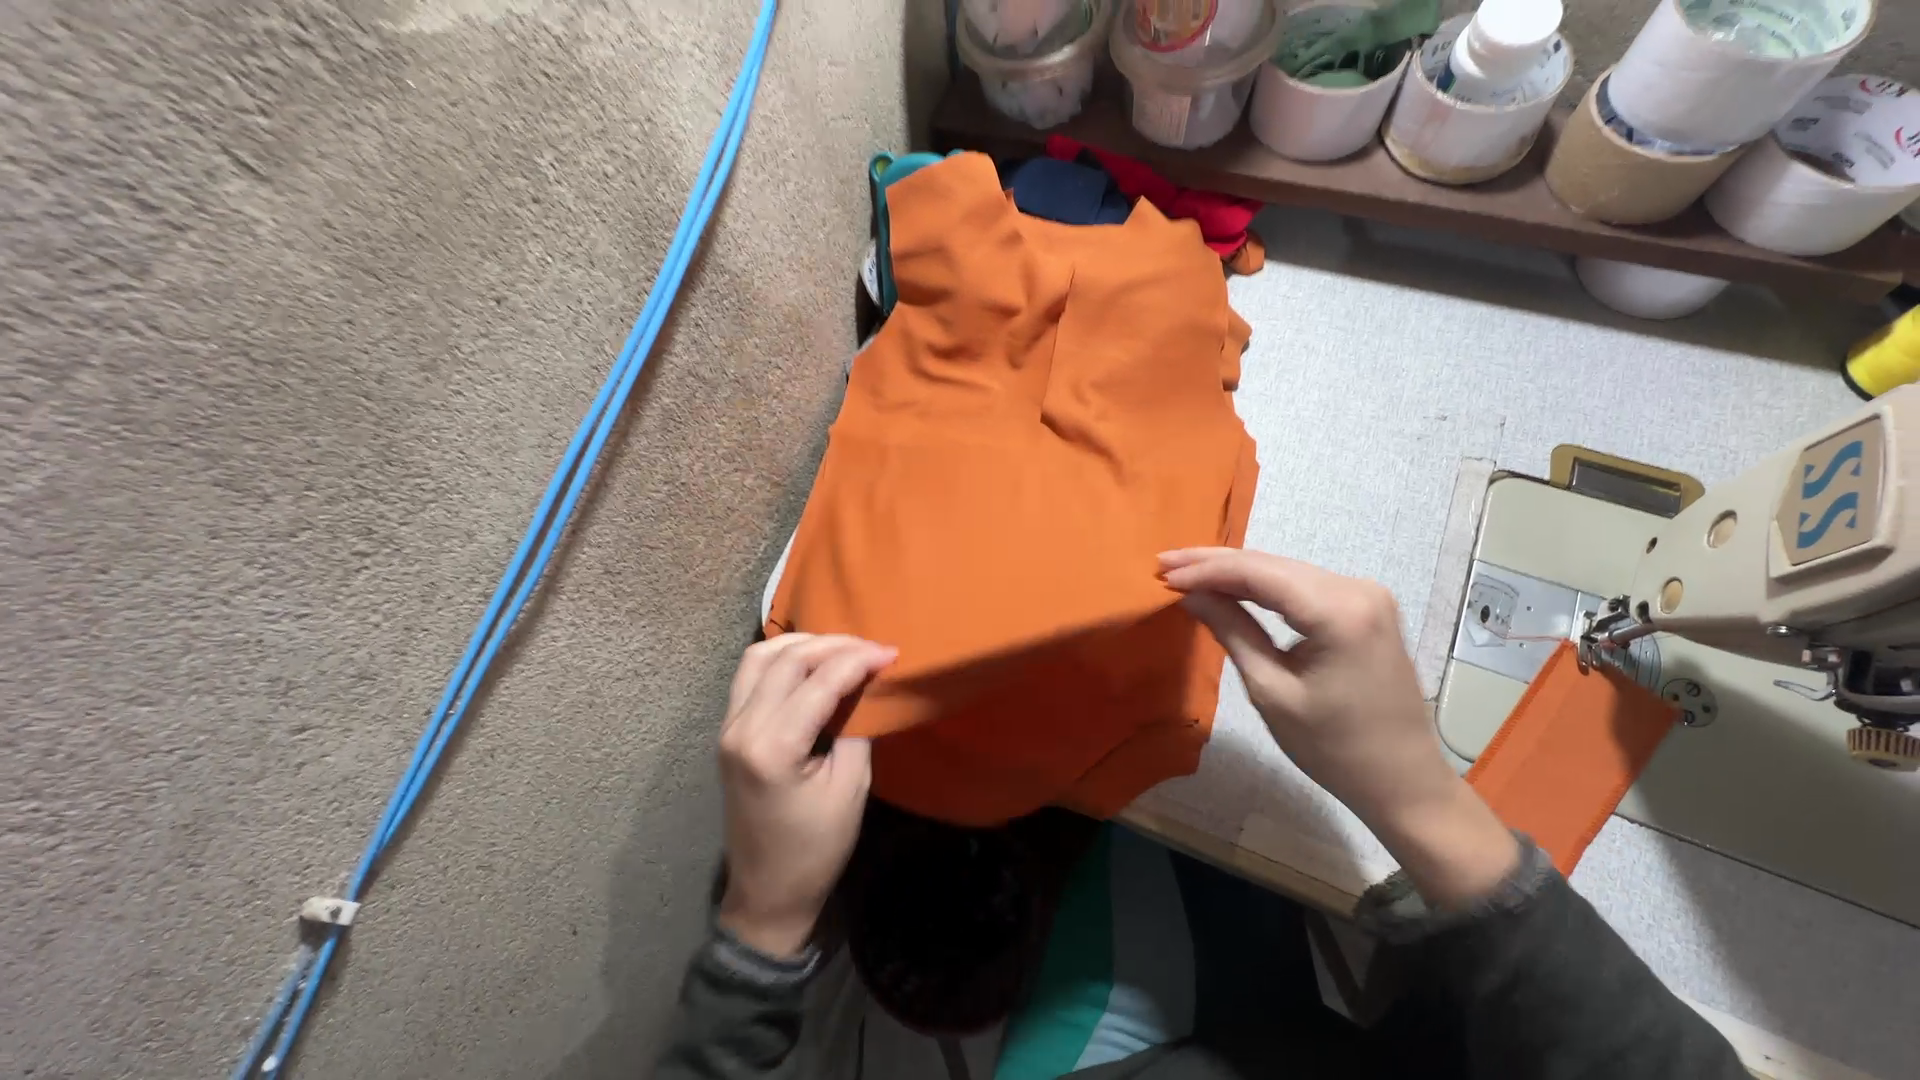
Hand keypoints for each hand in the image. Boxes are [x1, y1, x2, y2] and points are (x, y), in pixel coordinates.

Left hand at [717, 634, 896, 957]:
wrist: (767, 893)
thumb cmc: (816, 848)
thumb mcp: (850, 787)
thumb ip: (856, 727)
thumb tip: (865, 685)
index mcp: (772, 747)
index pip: (818, 681)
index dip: (858, 660)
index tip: (891, 653)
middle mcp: (741, 728)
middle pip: (786, 658)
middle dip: (834, 645)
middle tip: (872, 649)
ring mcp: (728, 728)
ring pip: (759, 657)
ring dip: (802, 645)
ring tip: (841, 650)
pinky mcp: (728, 732)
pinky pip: (749, 676)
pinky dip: (780, 660)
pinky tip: (810, 664)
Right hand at [1160, 548, 1518, 906]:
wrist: (1402, 780)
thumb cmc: (1333, 747)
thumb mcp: (1271, 692)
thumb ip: (1232, 632)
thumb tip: (1191, 595)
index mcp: (1339, 611)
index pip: (1259, 573)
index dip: (1207, 569)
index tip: (1163, 572)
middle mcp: (1358, 589)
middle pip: (1273, 564)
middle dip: (1216, 563)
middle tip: (1165, 563)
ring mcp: (1367, 595)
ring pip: (1286, 571)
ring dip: (1237, 572)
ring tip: (1187, 571)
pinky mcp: (1366, 608)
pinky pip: (1304, 586)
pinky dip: (1264, 585)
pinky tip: (1232, 585)